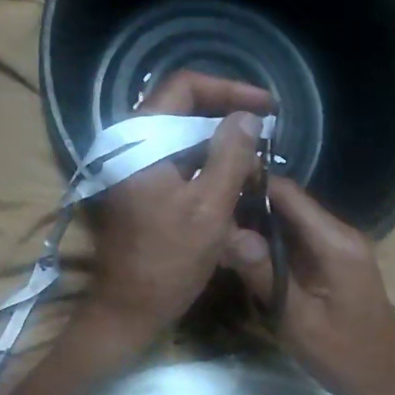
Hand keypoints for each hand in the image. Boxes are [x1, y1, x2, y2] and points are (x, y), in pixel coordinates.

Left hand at [85, 72, 273, 342]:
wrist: (127, 308)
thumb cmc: (168, 260)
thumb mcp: (209, 207)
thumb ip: (230, 156)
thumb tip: (247, 116)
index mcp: (138, 140)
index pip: (183, 86)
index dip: (228, 89)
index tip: (266, 106)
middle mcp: (127, 144)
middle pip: (182, 110)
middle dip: (226, 121)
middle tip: (264, 137)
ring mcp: (129, 167)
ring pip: (181, 139)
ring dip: (218, 149)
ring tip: (254, 168)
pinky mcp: (136, 187)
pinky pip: (175, 164)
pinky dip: (204, 169)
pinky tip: (233, 188)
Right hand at [224, 176, 394, 394]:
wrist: (384, 385)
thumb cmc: (342, 354)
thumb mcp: (296, 319)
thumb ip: (264, 273)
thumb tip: (228, 230)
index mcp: (336, 243)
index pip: (288, 193)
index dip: (251, 185)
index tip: (212, 190)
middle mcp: (341, 235)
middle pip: (287, 205)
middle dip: (247, 208)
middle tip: (207, 220)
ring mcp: (339, 248)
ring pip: (289, 223)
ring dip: (256, 227)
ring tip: (216, 236)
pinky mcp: (334, 263)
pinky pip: (296, 241)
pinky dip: (269, 244)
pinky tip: (242, 256)